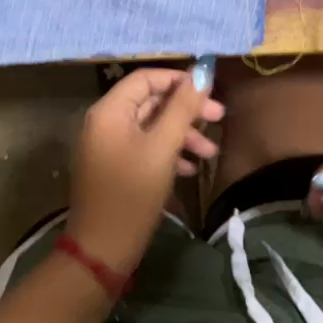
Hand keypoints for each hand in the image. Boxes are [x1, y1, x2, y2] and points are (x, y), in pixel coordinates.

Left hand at [67, 68, 223, 273]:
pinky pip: (144, 148)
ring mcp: (108, 146)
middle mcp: (105, 122)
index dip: (179, 80)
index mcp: (110, 111)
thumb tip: (201, 73)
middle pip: (151, 101)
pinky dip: (168, 152)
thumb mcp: (163, 148)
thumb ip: (182, 108)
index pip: (146, 78)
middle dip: (186, 110)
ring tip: (210, 153)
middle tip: (220, 118)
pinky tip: (190, 170)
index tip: (210, 91)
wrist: (103, 249)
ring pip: (151, 127)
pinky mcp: (114, 167)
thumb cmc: (133, 193)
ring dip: (182, 134)